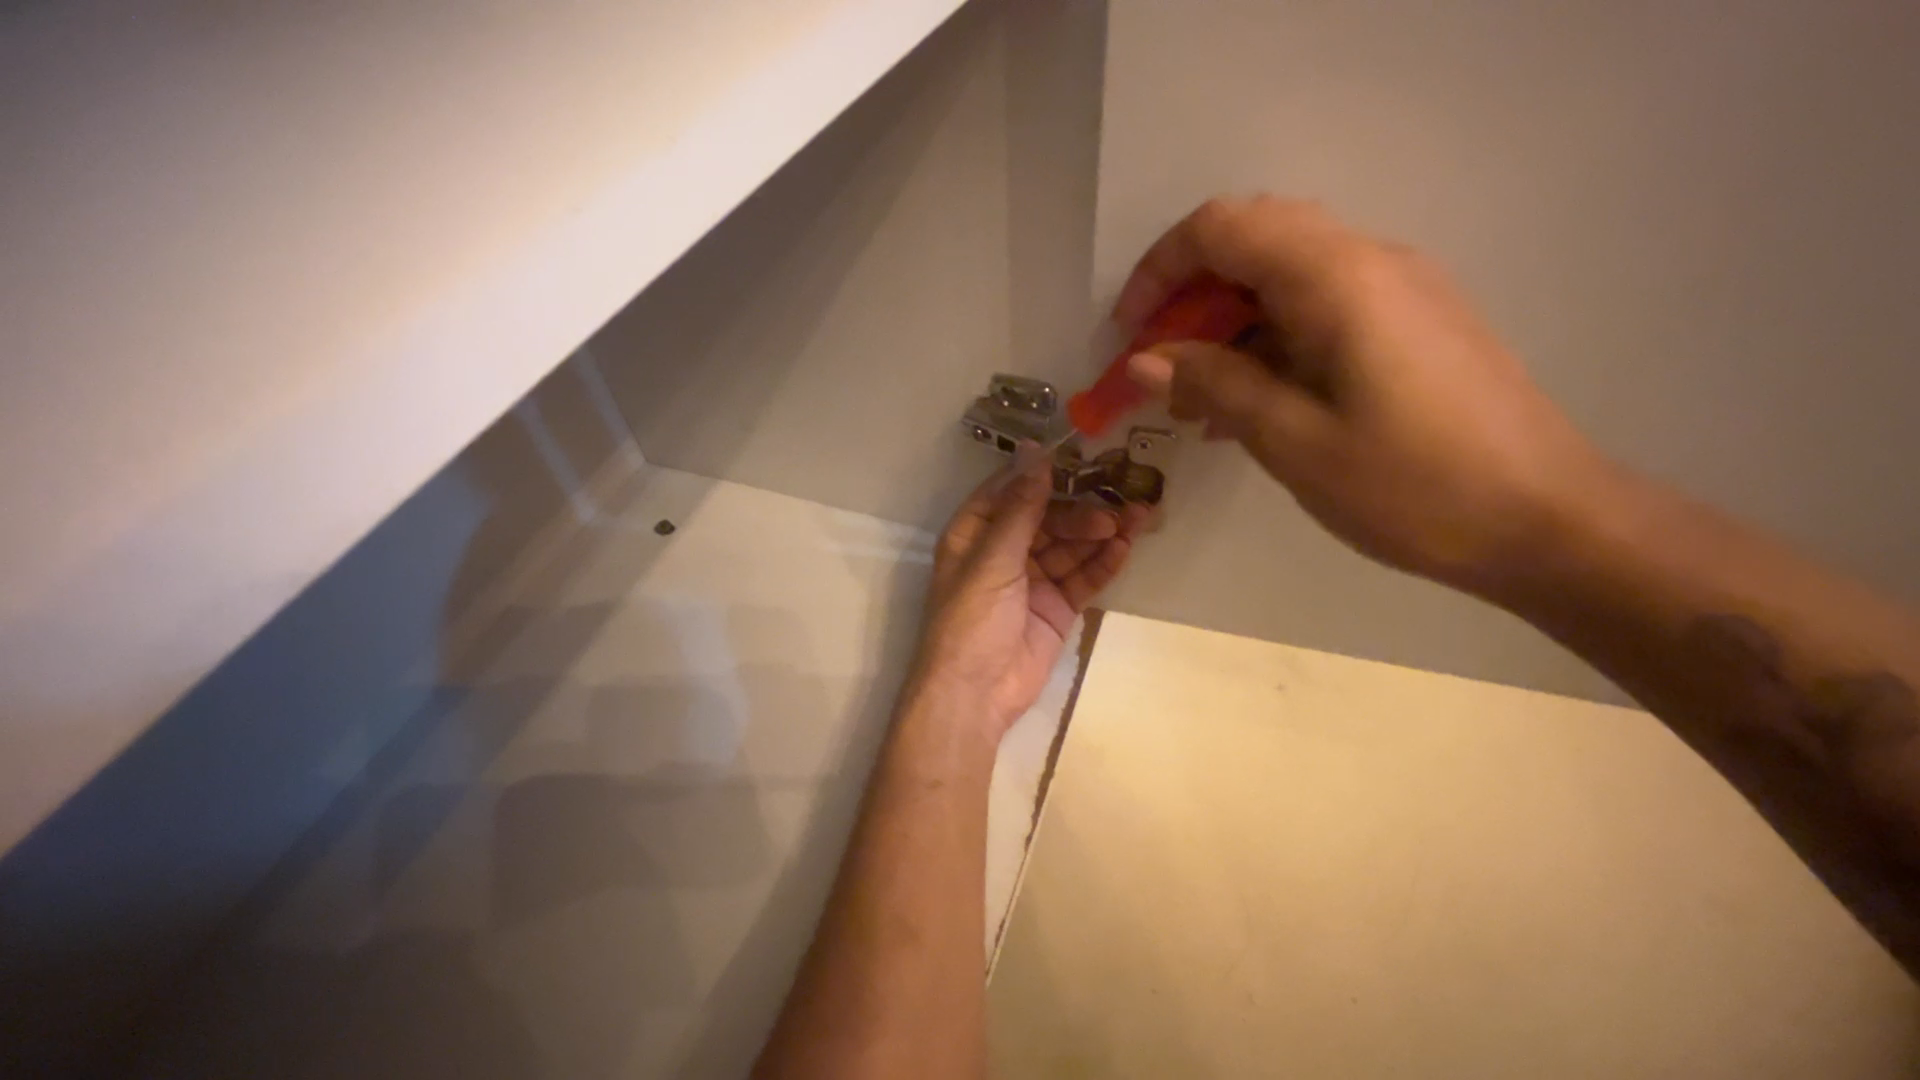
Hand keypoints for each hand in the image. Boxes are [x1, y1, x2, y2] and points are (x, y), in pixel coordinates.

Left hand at [910, 450, 1146, 741]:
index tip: (1083, 458)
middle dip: (1081, 512)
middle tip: (1115, 512)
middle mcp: (1003, 551)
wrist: (974, 694)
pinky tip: (1126, 548)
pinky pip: (1083, 577)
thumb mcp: (992, 559)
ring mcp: (1032, 580)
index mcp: (975, 533)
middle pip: (1049, 519)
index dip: (1045, 475)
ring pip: (1071, 546)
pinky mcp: (1056, 607)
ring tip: (1138, 518)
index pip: (1012, 492)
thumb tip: (1035, 450)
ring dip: (1102, 533)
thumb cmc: (970, 620)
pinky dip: (1104, 563)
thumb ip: (1020, 508)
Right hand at [1118, 196, 1613, 594]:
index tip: (1129, 336)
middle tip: (1161, 365)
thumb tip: (1146, 358)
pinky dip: (1273, 337)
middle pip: (1254, 238)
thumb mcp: (1295, 442)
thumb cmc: (1412, 486)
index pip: (1222, 228)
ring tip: (1201, 400)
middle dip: (1191, 295)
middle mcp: (1369, 259)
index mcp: (1336, 279)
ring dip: (1231, 320)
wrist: (1547, 519)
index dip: (1160, 271)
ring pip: (1288, 272)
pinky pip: (1323, 304)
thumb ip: (1217, 385)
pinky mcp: (1415, 320)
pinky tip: (1256, 403)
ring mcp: (1400, 287)